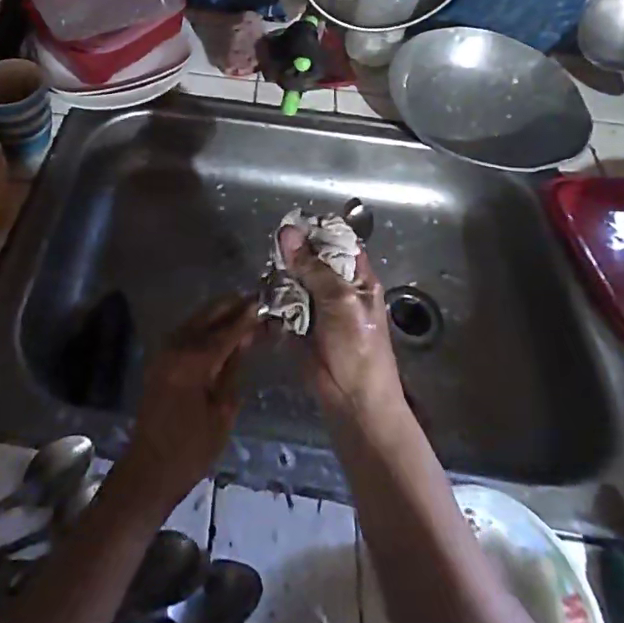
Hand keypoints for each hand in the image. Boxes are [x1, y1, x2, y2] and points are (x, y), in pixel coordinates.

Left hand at [113, 296, 258, 509]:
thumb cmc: (192, 448)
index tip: (265, 302)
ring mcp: (164, 352)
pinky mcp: (159, 360)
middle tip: (255, 299)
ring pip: (194, 321)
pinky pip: (184, 332)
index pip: (226, 331)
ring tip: (241, 308)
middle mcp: (175, 349)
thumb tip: (245, 339)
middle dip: (230, 306)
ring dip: (216, 313)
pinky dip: (203, 325)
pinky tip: (218, 327)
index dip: (246, 317)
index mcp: (193, 362)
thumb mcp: (222, 412)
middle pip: (206, 317)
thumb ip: (233, 370)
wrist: (149, 468)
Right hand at [279, 225, 401, 420]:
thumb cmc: (358, 347)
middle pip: (308, 257)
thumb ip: (313, 266)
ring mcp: (314, 304)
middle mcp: (335, 285)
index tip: (290, 224)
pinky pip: (280, 301)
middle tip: (275, 254)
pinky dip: (271, 298)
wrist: (352, 398)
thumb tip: (287, 233)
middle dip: (290, 254)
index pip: (335, 240)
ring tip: (269, 277)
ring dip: (279, 276)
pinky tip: (265, 297)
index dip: (314, 230)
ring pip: (291, 277)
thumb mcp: (340, 300)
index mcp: (356, 275)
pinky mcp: (296, 322)